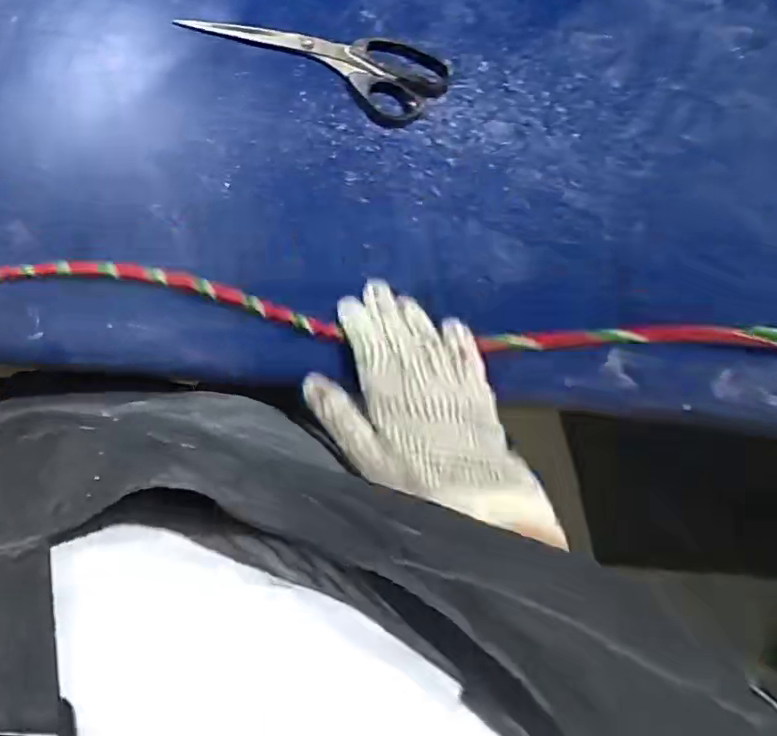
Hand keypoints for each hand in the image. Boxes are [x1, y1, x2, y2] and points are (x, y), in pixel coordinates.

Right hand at [303, 281, 567, 547]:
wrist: (486, 509)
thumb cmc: (413, 481)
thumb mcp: (364, 454)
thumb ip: (338, 414)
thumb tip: (311, 378)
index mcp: (389, 396)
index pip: (371, 350)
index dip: (359, 325)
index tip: (347, 302)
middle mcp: (423, 386)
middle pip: (402, 342)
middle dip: (387, 313)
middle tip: (375, 286)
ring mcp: (456, 391)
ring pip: (433, 346)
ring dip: (417, 321)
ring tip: (404, 300)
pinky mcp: (482, 403)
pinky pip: (470, 364)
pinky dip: (461, 343)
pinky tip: (453, 325)